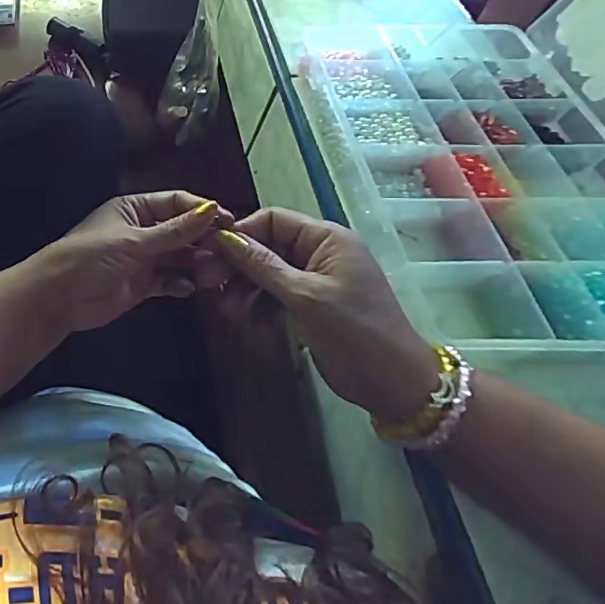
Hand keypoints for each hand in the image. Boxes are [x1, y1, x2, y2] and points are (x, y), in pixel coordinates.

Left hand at [19, 192, 234, 332]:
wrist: (58, 296)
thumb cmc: (89, 257)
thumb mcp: (134, 241)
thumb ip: (174, 230)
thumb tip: (211, 209)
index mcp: (133, 209)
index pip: (176, 203)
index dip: (202, 210)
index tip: (229, 221)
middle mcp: (140, 230)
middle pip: (182, 230)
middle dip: (204, 240)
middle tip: (229, 251)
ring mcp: (142, 258)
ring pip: (179, 257)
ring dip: (197, 263)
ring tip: (215, 273)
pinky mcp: (141, 284)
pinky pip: (169, 280)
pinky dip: (181, 283)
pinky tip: (192, 287)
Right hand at [210, 208, 438, 420]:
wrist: (395, 384)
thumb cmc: (355, 333)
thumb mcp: (304, 297)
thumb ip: (262, 265)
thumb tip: (223, 238)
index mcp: (327, 239)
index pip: (272, 219)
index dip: (240, 234)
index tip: (210, 255)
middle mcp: (320, 252)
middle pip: (265, 245)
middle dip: (237, 265)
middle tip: (209, 286)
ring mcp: (315, 278)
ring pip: (265, 271)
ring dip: (244, 288)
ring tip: (229, 311)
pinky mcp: (310, 303)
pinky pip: (274, 293)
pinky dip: (259, 304)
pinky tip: (252, 322)